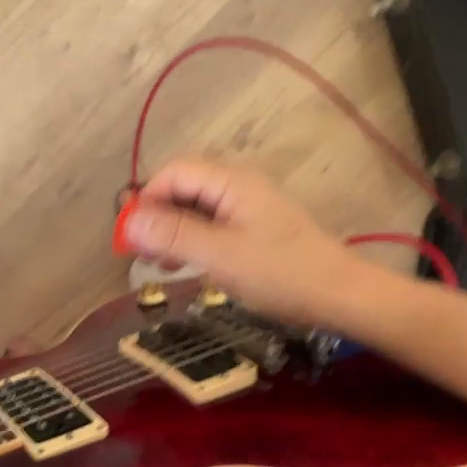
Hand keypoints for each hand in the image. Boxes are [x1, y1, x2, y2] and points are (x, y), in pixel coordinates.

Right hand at [122, 159, 388, 325]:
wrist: (338, 294)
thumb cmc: (280, 274)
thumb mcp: (220, 256)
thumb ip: (173, 236)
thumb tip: (128, 222)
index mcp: (230, 182)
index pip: (173, 172)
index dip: (145, 200)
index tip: (129, 239)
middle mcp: (238, 186)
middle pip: (183, 187)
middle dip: (157, 216)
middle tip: (141, 256)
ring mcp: (249, 207)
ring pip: (197, 208)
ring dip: (173, 232)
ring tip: (160, 267)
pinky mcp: (256, 229)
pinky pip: (213, 225)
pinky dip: (193, 242)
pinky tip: (188, 267)